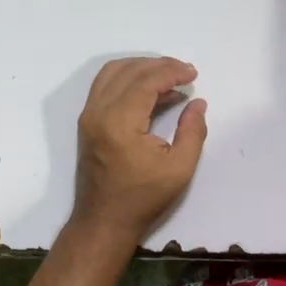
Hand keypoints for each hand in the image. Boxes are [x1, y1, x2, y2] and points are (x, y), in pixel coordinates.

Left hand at [71, 56, 207, 240]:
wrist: (103, 221)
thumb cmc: (143, 198)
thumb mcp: (179, 168)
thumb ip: (193, 131)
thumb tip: (197, 103)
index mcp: (120, 122)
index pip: (146, 81)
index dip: (171, 71)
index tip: (193, 74)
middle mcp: (98, 112)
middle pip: (128, 71)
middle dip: (158, 65)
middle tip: (184, 72)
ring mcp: (89, 116)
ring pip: (112, 73)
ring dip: (140, 67)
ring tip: (167, 75)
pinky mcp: (87, 122)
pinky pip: (104, 86)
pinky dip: (127, 79)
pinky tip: (150, 91)